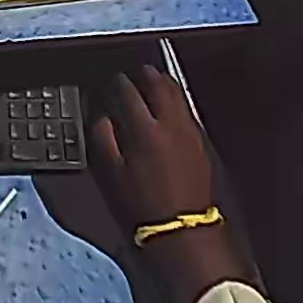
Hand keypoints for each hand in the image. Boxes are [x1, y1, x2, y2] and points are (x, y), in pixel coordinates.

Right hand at [89, 65, 212, 225]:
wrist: (182, 229)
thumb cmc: (144, 203)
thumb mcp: (111, 171)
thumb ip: (102, 136)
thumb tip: (101, 116)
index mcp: (145, 130)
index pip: (128, 91)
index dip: (117, 82)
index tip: (110, 81)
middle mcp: (170, 125)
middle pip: (158, 85)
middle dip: (144, 74)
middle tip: (133, 72)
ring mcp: (189, 132)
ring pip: (178, 93)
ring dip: (163, 82)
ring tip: (152, 80)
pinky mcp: (201, 143)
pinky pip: (188, 109)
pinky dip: (176, 98)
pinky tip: (169, 103)